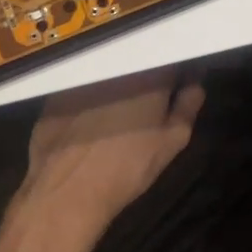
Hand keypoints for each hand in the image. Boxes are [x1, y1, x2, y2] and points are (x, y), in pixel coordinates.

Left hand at [20, 68, 204, 223]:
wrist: (65, 195)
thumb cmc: (127, 169)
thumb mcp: (172, 142)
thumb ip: (188, 105)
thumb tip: (195, 82)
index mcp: (150, 75)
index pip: (170, 56)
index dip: (175, 66)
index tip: (179, 78)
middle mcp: (117, 67)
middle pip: (137, 58)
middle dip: (146, 70)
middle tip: (148, 96)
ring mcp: (83, 77)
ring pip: (107, 70)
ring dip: (116, 81)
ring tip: (117, 106)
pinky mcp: (56, 92)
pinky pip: (81, 86)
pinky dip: (88, 95)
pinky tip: (87, 118)